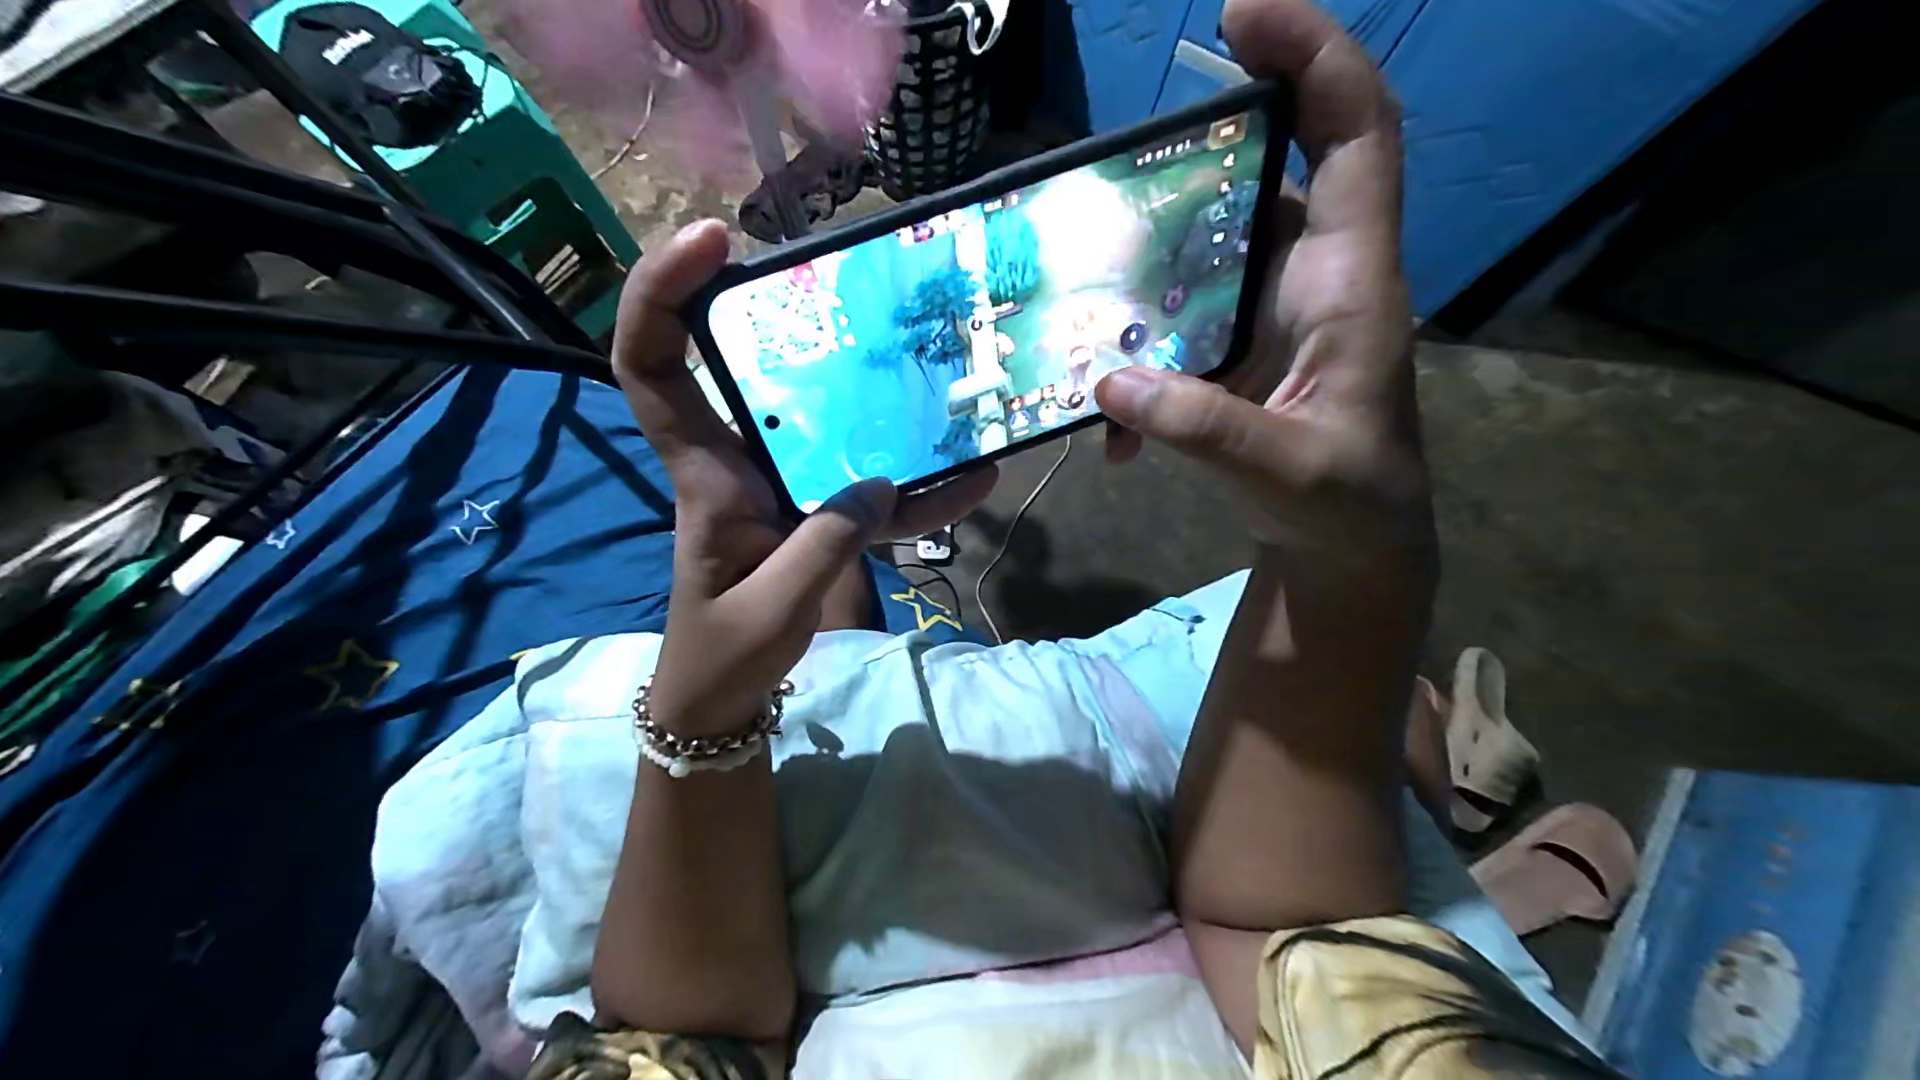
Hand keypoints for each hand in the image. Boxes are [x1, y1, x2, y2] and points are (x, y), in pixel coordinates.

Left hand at [613, 220, 996, 734]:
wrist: (725, 696)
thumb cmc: (725, 653)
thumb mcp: (774, 606)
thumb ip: (826, 544)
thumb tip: (881, 484)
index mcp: (705, 475)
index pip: (654, 366)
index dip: (663, 296)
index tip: (712, 243)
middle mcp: (741, 461)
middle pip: (744, 366)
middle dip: (785, 313)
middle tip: (849, 284)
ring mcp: (787, 484)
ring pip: (827, 420)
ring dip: (881, 398)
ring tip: (941, 374)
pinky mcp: (820, 513)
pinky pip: (872, 489)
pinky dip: (920, 490)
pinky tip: (971, 481)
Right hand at [1095, 0, 1432, 601]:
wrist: (1344, 546)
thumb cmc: (1345, 503)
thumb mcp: (1285, 469)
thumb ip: (1201, 426)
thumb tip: (1106, 384)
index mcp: (1351, 282)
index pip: (1359, 134)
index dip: (1315, 57)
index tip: (1241, 16)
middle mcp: (1308, 280)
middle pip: (1259, 180)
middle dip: (1189, 165)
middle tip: (1113, 179)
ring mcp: (1263, 319)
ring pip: (1201, 256)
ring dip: (1140, 277)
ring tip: (1085, 302)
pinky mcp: (1229, 356)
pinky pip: (1173, 330)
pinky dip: (1134, 362)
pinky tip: (1111, 422)